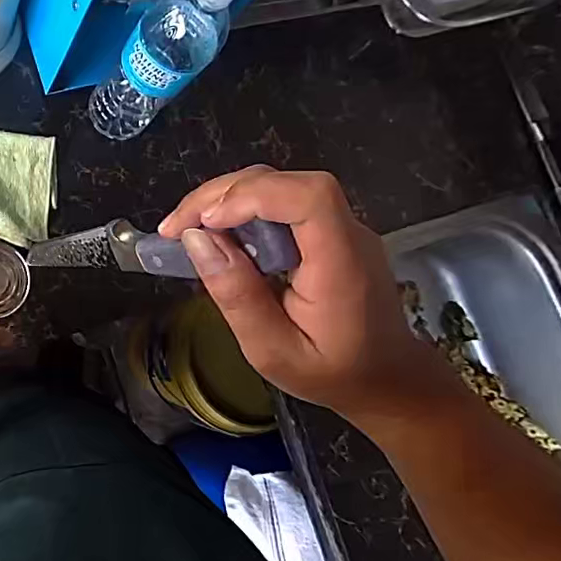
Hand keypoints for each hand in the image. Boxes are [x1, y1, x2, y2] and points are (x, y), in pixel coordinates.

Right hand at [158, 166, 453, 419]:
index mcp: (341, 265)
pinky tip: (216, 232)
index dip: (251, 196)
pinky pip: (282, 203)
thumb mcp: (272, 351)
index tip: (204, 223)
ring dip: (226, 198)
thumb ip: (237, 296)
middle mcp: (348, 233)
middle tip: (175, 226)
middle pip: (285, 182)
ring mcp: (341, 227)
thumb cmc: (332, 373)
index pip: (308, 197)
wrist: (386, 377)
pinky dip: (241, 209)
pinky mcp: (329, 230)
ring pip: (280, 185)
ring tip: (186, 227)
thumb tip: (197, 240)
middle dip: (222, 194)